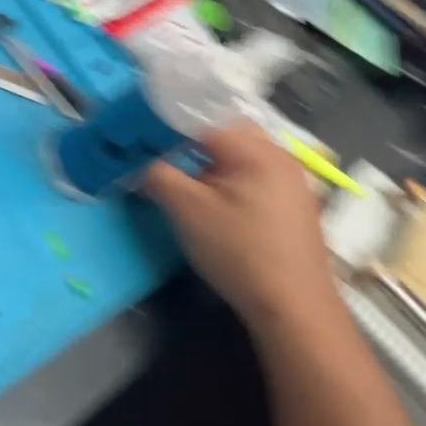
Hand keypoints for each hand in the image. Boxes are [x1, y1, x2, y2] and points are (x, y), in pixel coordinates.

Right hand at [141, 121, 339, 333]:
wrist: (294, 310)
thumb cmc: (238, 250)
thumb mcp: (184, 207)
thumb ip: (154, 172)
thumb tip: (134, 156)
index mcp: (255, 148)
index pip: (198, 116)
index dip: (160, 121)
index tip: (131, 132)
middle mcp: (278, 155)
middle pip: (219, 129)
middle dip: (182, 137)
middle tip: (150, 150)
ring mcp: (289, 181)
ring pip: (233, 152)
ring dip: (201, 157)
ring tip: (171, 171)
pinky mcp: (289, 204)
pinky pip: (247, 173)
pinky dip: (220, 175)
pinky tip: (203, 195)